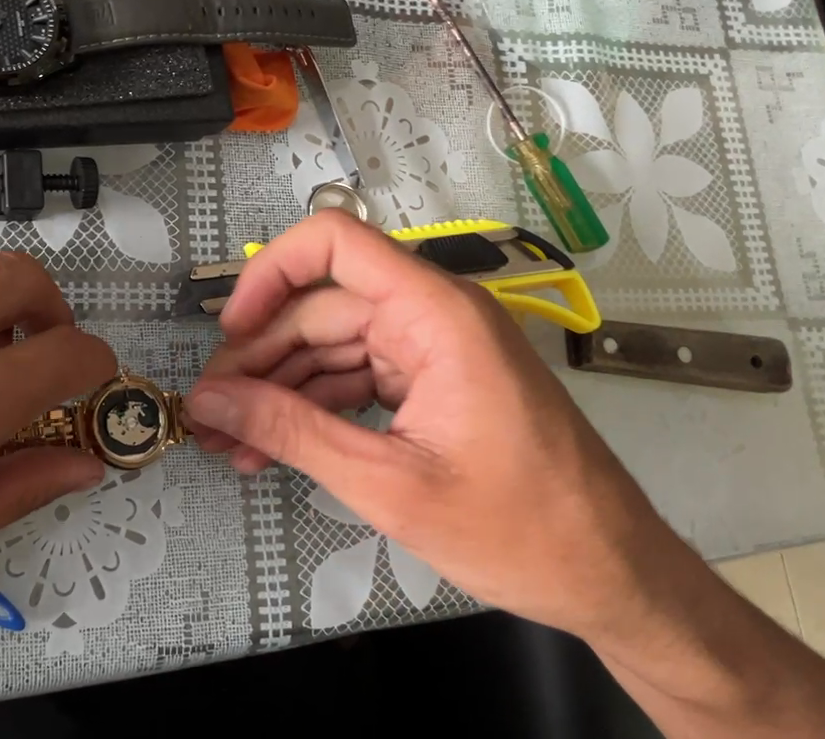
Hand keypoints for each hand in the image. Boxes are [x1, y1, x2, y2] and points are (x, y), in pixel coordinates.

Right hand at [182, 210, 691, 640]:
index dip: (268, 273)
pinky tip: (272, 448)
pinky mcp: (430, 381)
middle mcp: (432, 315)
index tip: (229, 333)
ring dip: (276, 392)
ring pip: (329, 346)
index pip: (334, 243)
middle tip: (210, 415)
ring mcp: (431, 348)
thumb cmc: (520, 532)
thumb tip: (208, 402)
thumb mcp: (389, 486)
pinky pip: (353, 377)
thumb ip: (289, 433)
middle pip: (319, 308)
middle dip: (258, 360)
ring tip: (230, 444)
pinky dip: (311, 408)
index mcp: (436, 315)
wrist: (616, 581)